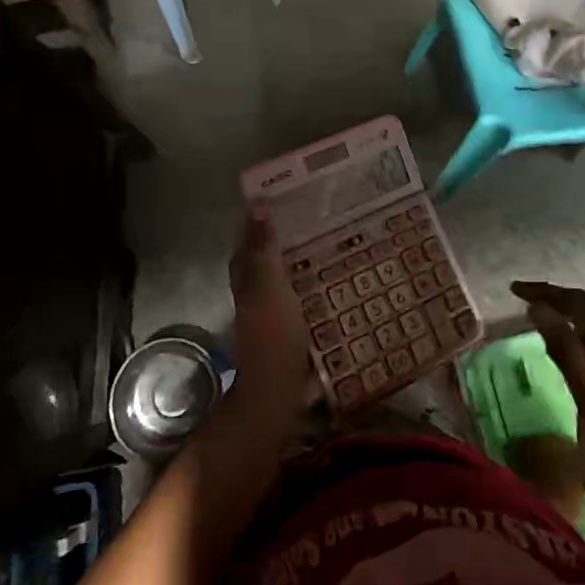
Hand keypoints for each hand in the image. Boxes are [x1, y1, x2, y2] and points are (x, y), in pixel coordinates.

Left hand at [228, 212, 315, 411]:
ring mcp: (275, 311)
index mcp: (246, 277)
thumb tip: (257, 205)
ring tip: (334, 238)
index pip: (249, 239)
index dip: (260, 219)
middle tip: (316, 215)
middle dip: (286, 237)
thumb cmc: (273, 333)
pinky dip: (317, 284)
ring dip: (304, 259)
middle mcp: (256, 292)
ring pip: (287, 276)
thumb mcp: (268, 285)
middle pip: (268, 257)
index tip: (283, 195)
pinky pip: (305, 296)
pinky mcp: (294, 327)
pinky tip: (338, 278)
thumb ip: (264, 248)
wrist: (281, 389)